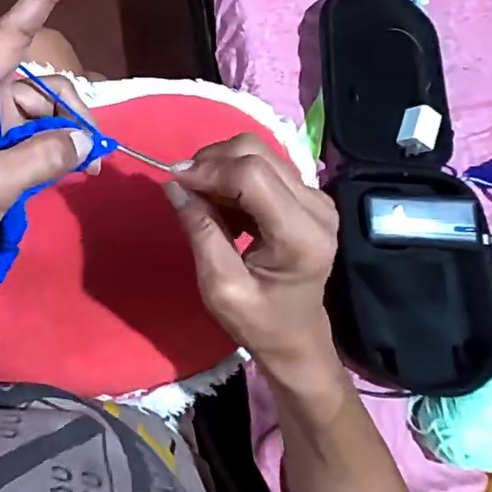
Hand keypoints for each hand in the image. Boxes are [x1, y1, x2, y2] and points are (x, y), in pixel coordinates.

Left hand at [0, 0, 97, 285]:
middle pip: (43, 84)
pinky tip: (76, 169)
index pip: (10, 35)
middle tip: (90, 152)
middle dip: (72, 110)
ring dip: (72, 135)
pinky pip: (46, 136)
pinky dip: (65, 149)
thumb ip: (42, 156)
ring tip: (84, 169)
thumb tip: (85, 139)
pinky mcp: (5, 151)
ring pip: (50, 112)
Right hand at [164, 134, 344, 393]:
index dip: (209, 170)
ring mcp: (316, 198)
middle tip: (185, 187)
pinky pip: (264, 166)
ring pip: (259, 152)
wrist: (296, 338)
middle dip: (212, 162)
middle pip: (256, 153)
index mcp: (300, 236)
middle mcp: (316, 208)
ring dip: (221, 167)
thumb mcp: (220, 287)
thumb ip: (200, 232)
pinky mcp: (308, 196)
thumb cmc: (259, 322)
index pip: (252, 176)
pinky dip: (233, 176)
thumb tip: (175, 185)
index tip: (174, 181)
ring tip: (201, 197)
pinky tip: (221, 204)